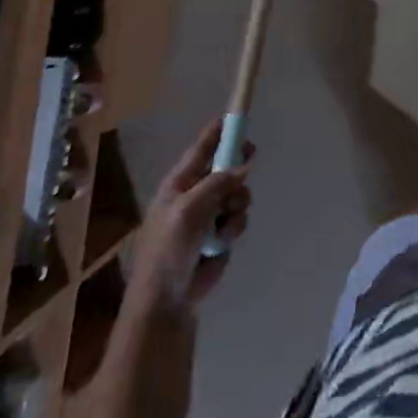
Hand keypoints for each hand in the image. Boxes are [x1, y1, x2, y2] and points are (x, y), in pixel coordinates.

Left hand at [128, 120, 253, 316]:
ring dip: (237, 205)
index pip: (201, 149)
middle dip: (237, 169)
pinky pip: (238, 219)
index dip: (218, 132)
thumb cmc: (169, 248)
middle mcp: (194, 195)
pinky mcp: (219, 237)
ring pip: (237, 194)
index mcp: (179, 184)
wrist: (167, 299)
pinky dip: (234, 228)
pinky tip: (222, 244)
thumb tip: (244, 165)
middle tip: (251, 159)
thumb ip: (218, 183)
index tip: (237, 117)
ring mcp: (207, 216)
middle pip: (225, 168)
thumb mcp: (190, 209)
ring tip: (225, 225)